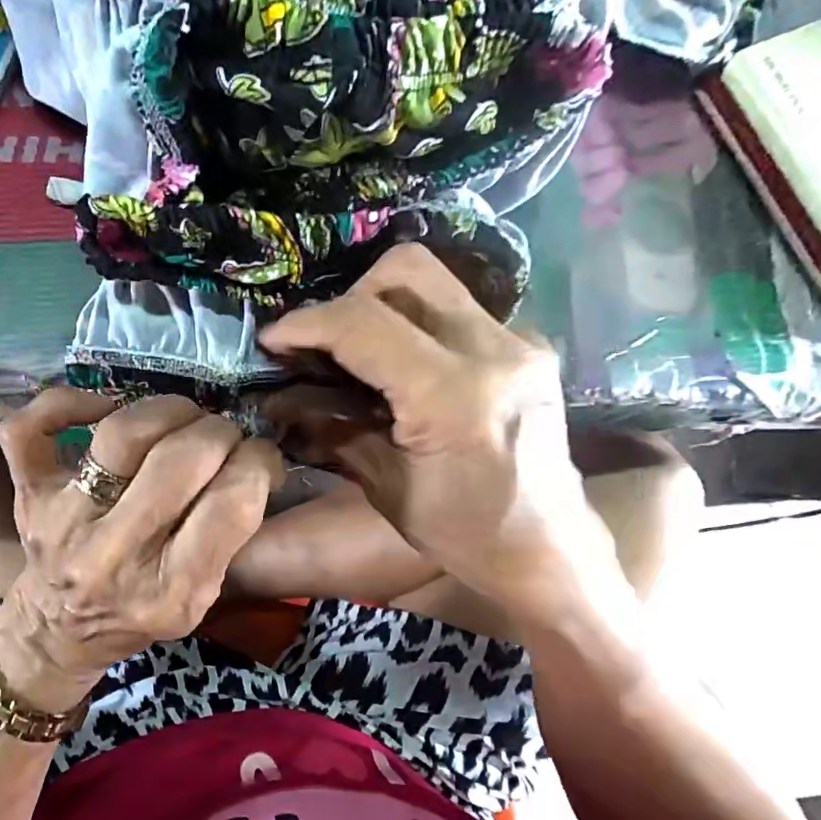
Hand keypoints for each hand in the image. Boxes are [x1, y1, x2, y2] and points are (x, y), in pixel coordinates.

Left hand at [0, 389, 284, 712]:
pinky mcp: (27, 496)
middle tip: (224, 433)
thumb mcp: (199, 599)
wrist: (59, 629)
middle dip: (218, 432)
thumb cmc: (138, 611)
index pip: (229, 507)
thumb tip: (254, 455)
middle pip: (178, 461)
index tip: (260, 454)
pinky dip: (66, 401)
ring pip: (120, 434)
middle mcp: (110, 558)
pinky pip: (30, 429)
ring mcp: (61, 522)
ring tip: (182, 417)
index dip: (258, 463)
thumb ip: (229, 536)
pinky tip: (105, 407)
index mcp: (167, 594)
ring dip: (167, 410)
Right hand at [259, 244, 618, 627]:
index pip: (364, 325)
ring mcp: (518, 341)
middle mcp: (493, 350)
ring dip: (381, 303)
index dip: (306, 324)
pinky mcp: (527, 344)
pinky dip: (415, 323)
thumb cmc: (462, 533)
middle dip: (348, 298)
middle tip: (324, 342)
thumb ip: (332, 428)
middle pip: (405, 271)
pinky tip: (404, 365)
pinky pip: (456, 308)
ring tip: (358, 349)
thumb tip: (278, 396)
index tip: (271, 340)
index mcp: (453, 396)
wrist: (548, 548)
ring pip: (433, 279)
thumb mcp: (384, 486)